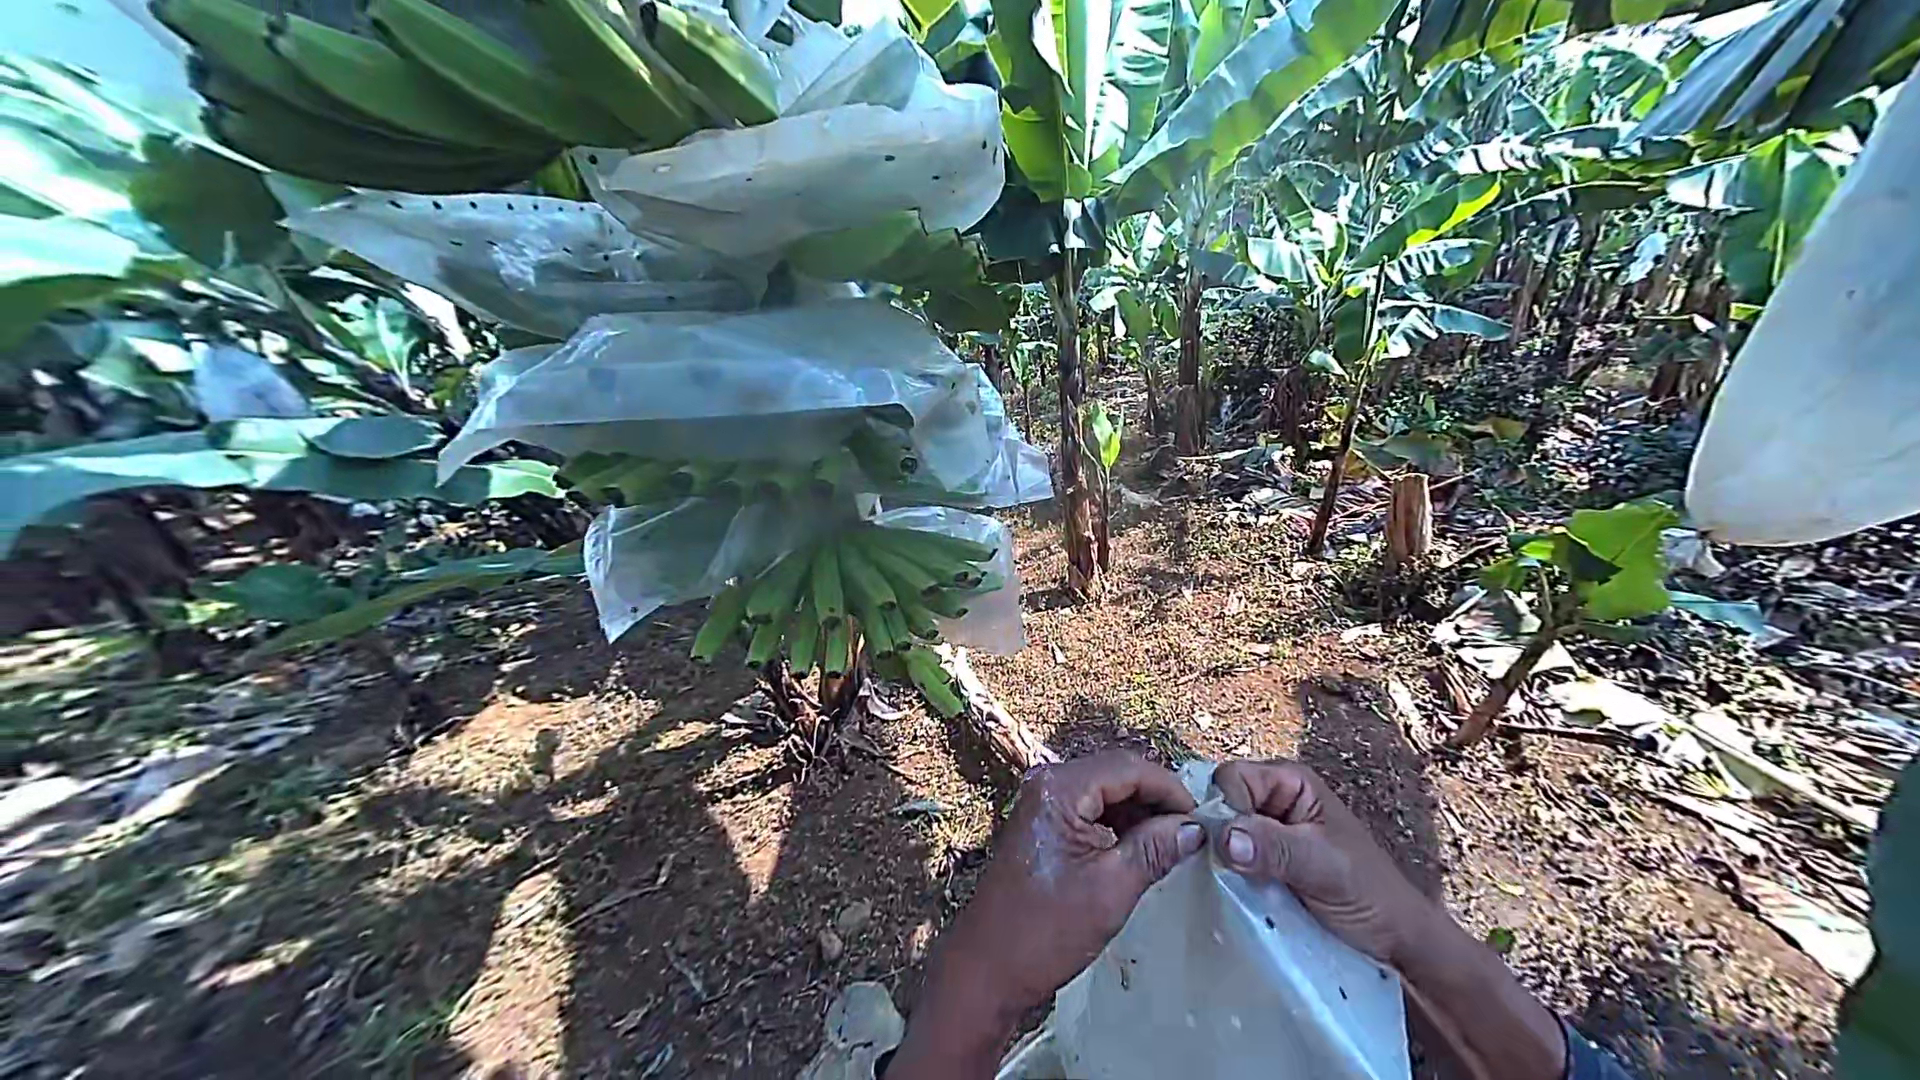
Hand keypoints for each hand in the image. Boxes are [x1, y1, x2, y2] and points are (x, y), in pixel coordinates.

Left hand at [888, 751, 1202, 1075]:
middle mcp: (1049, 781)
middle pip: (1117, 772)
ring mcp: (1043, 799)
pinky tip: (1141, 848)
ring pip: (1106, 789)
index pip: (1129, 767)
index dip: (1171, 789)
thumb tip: (1196, 827)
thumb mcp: (1111, 888)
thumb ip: (1155, 848)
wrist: (987, 966)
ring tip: (1173, 843)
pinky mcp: (1044, 820)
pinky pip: (1090, 807)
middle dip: (1157, 799)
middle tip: (1193, 833)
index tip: (1204, 820)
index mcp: (1061, 787)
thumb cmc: (1046, 929)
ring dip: (1140, 811)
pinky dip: (1119, 822)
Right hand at [1210, 759, 1568, 1078]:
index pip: (1230, 779)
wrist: (1397, 945)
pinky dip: (1224, 875)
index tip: (1230, 848)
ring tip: (1230, 884)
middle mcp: (1270, 798)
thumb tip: (1227, 837)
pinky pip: (1225, 858)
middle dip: (1218, 835)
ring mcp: (1262, 831)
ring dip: (1220, 859)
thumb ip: (1276, 847)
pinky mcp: (1256, 860)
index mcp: (1288, 781)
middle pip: (1218, 802)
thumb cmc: (1371, 895)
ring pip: (1218, 832)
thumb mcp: (1326, 866)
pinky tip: (1230, 892)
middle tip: (1228, 870)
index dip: (1224, 809)